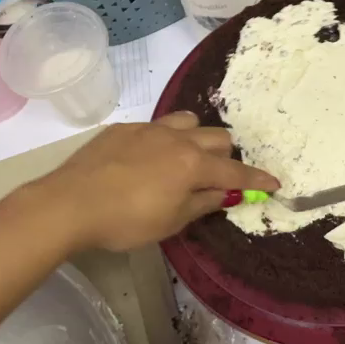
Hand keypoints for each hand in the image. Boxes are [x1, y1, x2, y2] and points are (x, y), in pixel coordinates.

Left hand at [29, 112, 280, 251]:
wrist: (70, 203)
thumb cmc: (125, 221)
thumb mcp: (171, 222)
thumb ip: (203, 204)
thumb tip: (226, 194)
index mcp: (193, 165)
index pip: (235, 172)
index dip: (257, 179)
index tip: (274, 183)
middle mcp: (177, 139)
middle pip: (218, 137)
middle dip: (227, 155)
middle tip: (219, 176)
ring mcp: (149, 129)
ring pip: (188, 121)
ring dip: (197, 137)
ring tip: (186, 158)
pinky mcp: (124, 128)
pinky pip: (156, 126)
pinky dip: (164, 140)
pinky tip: (147, 159)